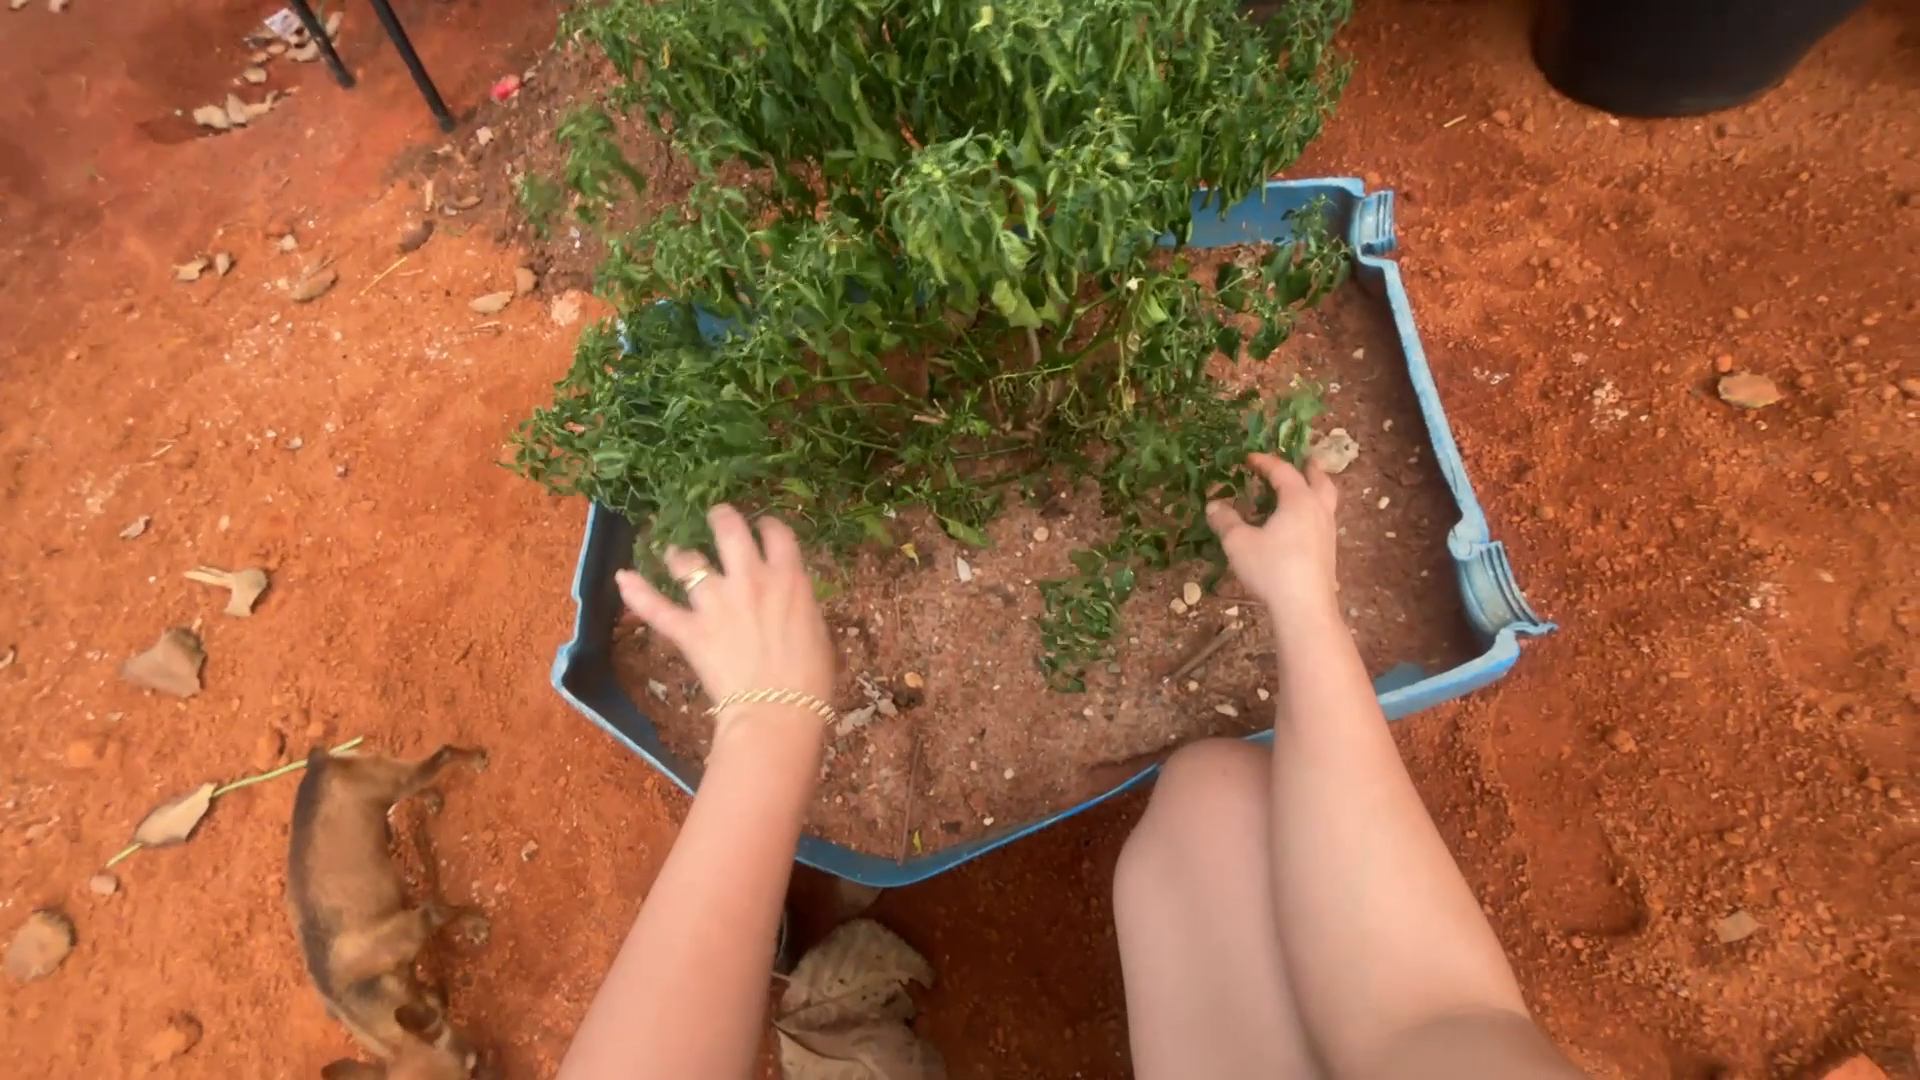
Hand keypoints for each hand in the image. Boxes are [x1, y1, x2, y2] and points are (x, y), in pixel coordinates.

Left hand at [615, 506, 835, 740]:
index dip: (768, 525)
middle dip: (721, 517)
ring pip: (688, 562)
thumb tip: (786, 600)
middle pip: (729, 530)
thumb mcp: (816, 631)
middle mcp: (750, 579)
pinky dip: (637, 592)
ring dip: (679, 554)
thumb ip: (797, 606)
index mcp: (789, 579)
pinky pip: (656, 607)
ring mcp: (715, 603)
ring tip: (674, 552)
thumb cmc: (811, 679)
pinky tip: (622, 577)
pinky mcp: (690, 630)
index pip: (777, 534)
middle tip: (716, 515)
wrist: (778, 712)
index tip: (763, 527)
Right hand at [1205, 453, 1339, 621]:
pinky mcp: (1328, 552)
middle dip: (1309, 468)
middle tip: (1301, 460)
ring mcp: (1327, 532)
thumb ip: (1225, 520)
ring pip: (1326, 501)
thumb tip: (1213, 504)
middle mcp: (1318, 511)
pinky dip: (1312, 510)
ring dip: (1314, 489)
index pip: (1283, 471)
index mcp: (1298, 500)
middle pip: (1320, 481)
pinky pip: (1323, 520)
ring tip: (1300, 490)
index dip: (1265, 462)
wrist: (1304, 607)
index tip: (1249, 457)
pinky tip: (1298, 524)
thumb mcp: (1238, 542)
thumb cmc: (1271, 568)